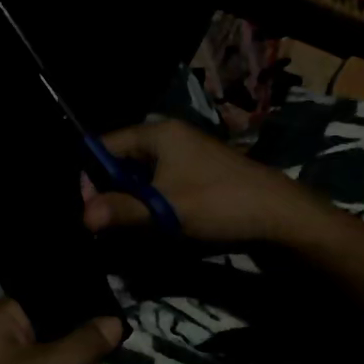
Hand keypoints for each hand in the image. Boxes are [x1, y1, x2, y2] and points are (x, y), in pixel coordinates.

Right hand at [81, 119, 331, 244]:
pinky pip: (163, 187)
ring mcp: (187, 157)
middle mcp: (170, 139)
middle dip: (112, 192)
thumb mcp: (165, 210)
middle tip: (105, 225)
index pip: (105, 146)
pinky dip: (154, 205)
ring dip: (134, 203)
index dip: (90, 175)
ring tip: (128, 230)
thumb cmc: (218, 204)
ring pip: (144, 178)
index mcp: (158, 134)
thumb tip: (83, 216)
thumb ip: (122, 212)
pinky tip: (155, 227)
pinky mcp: (199, 176)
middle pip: (123, 162)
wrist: (280, 216)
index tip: (87, 208)